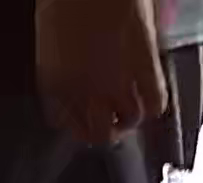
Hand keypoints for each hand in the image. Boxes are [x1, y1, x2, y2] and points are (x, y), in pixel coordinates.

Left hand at [34, 0, 166, 142]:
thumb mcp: (49, 30)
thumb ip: (59, 61)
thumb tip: (75, 79)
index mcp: (53, 79)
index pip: (63, 121)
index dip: (74, 122)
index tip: (79, 118)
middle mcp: (83, 90)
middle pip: (98, 133)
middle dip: (104, 129)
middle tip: (109, 119)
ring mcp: (115, 81)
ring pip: (128, 120)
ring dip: (129, 116)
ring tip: (130, 105)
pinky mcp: (144, 67)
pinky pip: (154, 103)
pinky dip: (152, 102)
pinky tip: (149, 94)